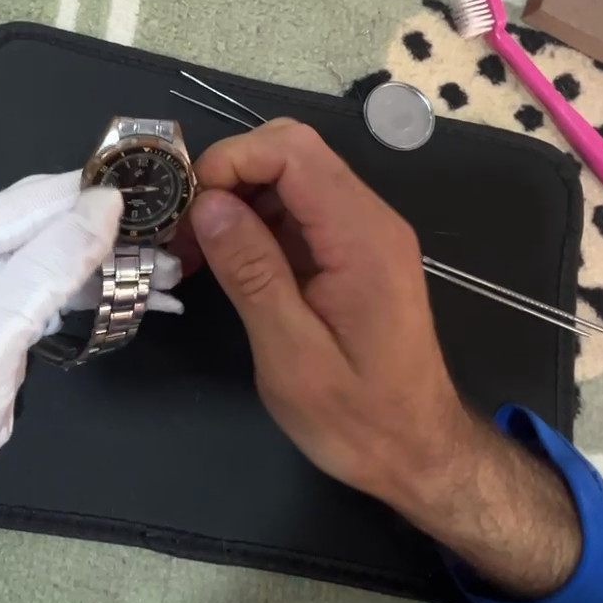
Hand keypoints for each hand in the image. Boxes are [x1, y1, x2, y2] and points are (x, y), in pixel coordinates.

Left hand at [0, 171, 179, 529]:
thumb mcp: (0, 323)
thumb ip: (55, 257)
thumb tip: (108, 199)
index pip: (29, 201)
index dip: (91, 198)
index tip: (154, 194)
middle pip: (43, 226)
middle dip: (105, 236)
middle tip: (168, 241)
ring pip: (50, 259)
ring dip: (104, 268)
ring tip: (165, 275)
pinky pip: (44, 290)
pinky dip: (86, 294)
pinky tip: (133, 298)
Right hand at [184, 120, 580, 597]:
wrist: (417, 454)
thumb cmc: (357, 417)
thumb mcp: (292, 354)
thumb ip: (252, 272)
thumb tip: (208, 205)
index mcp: (361, 237)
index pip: (292, 152)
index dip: (230, 160)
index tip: (187, 208)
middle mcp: (366, 219)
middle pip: (290, 149)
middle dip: (227, 173)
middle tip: (186, 227)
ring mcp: (357, 231)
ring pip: (285, 172)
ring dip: (232, 196)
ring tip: (192, 247)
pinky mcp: (344, 248)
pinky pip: (290, 206)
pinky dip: (247, 218)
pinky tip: (220, 257)